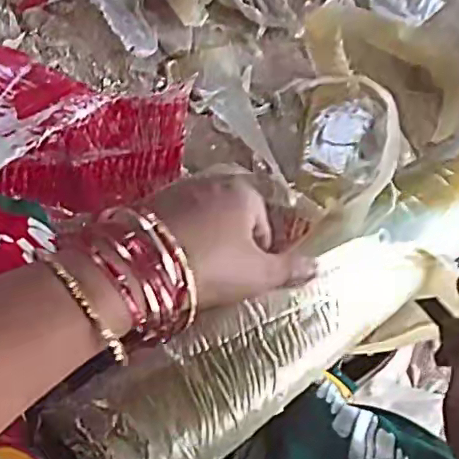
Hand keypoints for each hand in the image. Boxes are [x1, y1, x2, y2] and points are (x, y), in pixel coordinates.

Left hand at [140, 175, 316, 310]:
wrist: (141, 267)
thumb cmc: (212, 268)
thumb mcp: (258, 275)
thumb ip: (289, 270)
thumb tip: (317, 265)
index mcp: (244, 191)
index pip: (265, 227)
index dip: (260, 257)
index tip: (245, 279)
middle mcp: (211, 180)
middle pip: (234, 217)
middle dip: (232, 243)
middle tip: (222, 274)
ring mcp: (177, 188)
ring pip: (203, 217)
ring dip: (205, 239)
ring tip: (196, 269)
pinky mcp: (148, 202)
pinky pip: (176, 221)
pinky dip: (179, 237)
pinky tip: (173, 260)